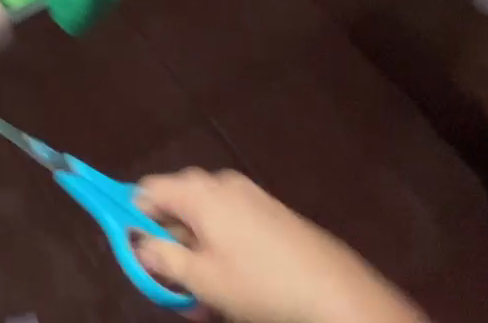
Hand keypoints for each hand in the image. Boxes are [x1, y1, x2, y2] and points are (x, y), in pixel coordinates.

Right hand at [133, 169, 426, 322]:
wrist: (352, 304)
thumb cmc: (265, 288)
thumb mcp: (203, 280)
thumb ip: (160, 258)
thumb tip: (139, 244)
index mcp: (196, 190)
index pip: (144, 192)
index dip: (135, 222)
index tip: (142, 255)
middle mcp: (221, 183)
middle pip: (177, 207)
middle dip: (172, 247)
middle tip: (178, 286)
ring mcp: (255, 198)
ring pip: (208, 223)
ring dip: (200, 255)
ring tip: (211, 297)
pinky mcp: (280, 217)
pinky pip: (237, 227)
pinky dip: (229, 252)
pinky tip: (241, 288)